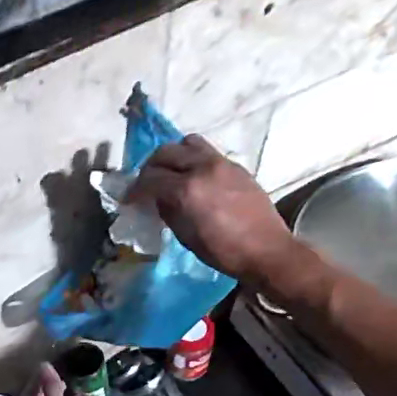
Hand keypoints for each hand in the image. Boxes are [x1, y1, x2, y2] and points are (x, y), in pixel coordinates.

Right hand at [128, 135, 301, 286]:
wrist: (266, 250)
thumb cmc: (224, 252)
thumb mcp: (187, 237)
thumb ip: (168, 212)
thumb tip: (158, 200)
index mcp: (187, 190)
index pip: (149, 178)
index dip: (135, 190)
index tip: (130, 199)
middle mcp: (202, 168)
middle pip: (164, 153)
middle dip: (150, 168)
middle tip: (147, 185)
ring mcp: (221, 163)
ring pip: (187, 143)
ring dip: (173, 155)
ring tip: (172, 172)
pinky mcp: (235, 165)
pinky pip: (206, 151)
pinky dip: (193, 159)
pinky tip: (194, 177)